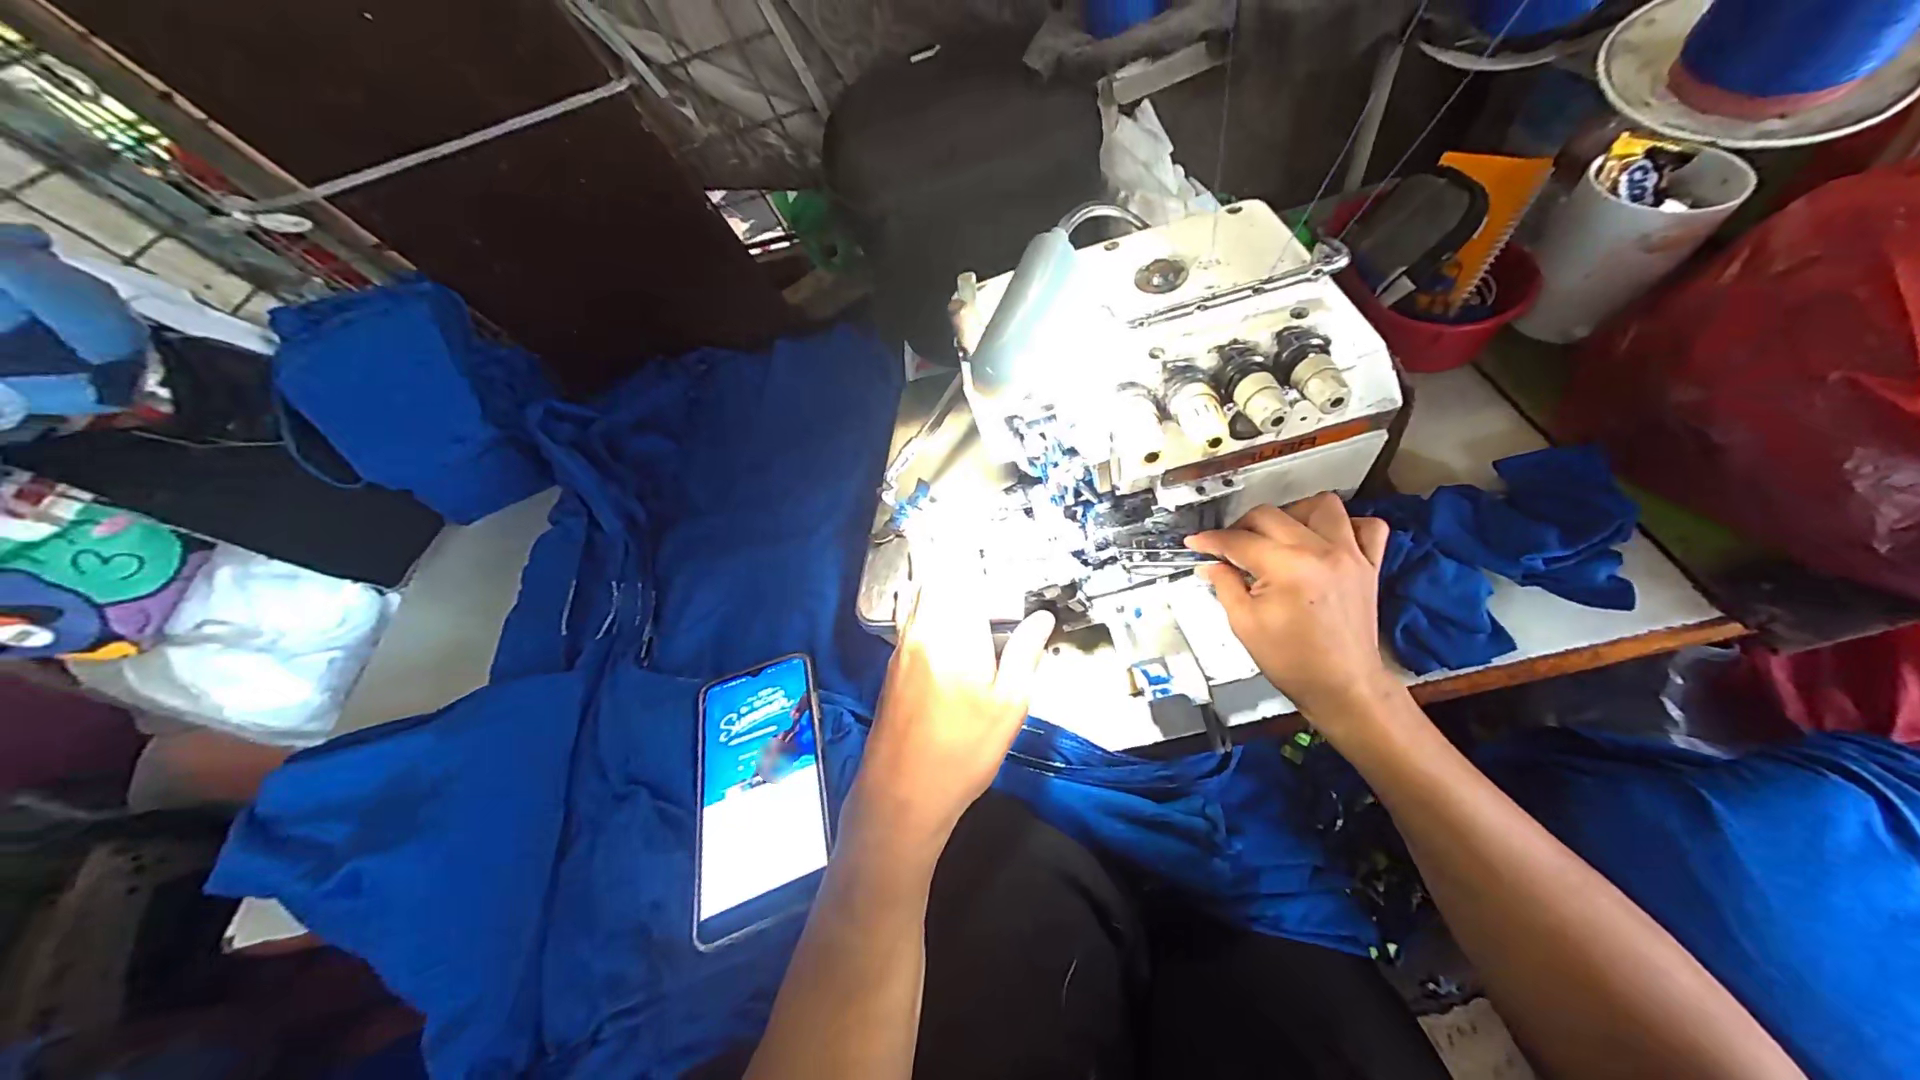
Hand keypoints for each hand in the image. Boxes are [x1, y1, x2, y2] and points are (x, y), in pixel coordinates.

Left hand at [846, 558, 1054, 864]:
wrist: (900, 796)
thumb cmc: (961, 753)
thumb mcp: (1009, 707)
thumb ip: (1025, 654)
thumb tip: (1041, 620)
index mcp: (953, 634)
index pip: (960, 573)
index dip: (969, 546)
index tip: (980, 525)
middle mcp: (921, 632)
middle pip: (934, 578)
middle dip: (954, 557)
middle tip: (978, 546)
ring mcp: (902, 650)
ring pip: (919, 598)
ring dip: (940, 581)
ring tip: (965, 575)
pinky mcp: (893, 668)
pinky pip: (912, 620)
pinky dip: (930, 606)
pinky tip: (947, 621)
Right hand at [1185, 493, 1396, 728]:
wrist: (1343, 686)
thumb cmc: (1295, 662)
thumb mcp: (1244, 624)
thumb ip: (1225, 585)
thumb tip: (1212, 565)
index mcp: (1287, 567)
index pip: (1238, 540)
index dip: (1210, 540)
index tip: (1196, 543)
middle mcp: (1321, 552)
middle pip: (1270, 515)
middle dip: (1241, 526)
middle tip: (1228, 545)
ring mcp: (1350, 555)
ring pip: (1321, 506)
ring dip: (1292, 514)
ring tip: (1277, 534)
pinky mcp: (1369, 565)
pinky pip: (1367, 526)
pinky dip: (1346, 525)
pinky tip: (1324, 538)